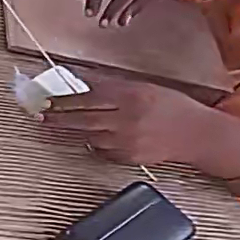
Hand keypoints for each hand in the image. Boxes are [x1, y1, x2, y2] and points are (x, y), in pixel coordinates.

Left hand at [43, 78, 239, 175]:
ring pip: (88, 136)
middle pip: (82, 119)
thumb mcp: (145, 87)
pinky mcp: (127, 156)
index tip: (49, 100)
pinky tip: (97, 137)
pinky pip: (101, 150)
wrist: (198, 134)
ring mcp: (126, 140)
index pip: (88, 97)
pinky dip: (95, 143)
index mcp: (131, 96)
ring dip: (74, 130)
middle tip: (41, 115)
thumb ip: (114, 87)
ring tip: (60, 125)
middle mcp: (127, 118)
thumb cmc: (171, 106)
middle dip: (58, 117)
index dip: (65, 100)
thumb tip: (83, 82)